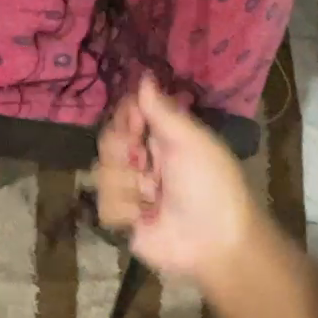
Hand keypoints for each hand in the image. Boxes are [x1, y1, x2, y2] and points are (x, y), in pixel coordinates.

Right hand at [95, 78, 264, 280]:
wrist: (214, 240)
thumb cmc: (211, 185)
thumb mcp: (192, 141)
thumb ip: (163, 111)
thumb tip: (144, 76)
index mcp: (165, 139)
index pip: (129, 115)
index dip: (127, 117)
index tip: (137, 124)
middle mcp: (145, 162)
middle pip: (108, 142)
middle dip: (123, 152)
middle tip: (144, 164)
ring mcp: (132, 191)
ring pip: (102, 174)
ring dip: (128, 186)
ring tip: (152, 198)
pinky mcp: (123, 220)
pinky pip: (104, 206)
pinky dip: (126, 212)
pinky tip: (145, 218)